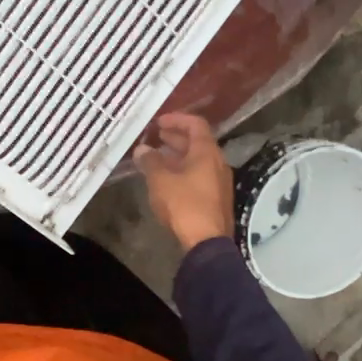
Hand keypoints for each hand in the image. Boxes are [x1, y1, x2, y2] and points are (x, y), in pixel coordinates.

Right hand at [133, 113, 233, 251]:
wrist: (207, 242)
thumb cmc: (184, 205)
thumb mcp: (161, 181)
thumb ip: (150, 162)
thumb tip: (142, 150)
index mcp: (207, 152)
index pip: (195, 124)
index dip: (177, 119)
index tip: (159, 122)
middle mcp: (217, 163)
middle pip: (197, 143)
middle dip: (175, 138)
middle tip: (155, 137)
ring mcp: (219, 182)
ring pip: (197, 161)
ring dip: (177, 156)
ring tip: (156, 158)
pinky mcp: (216, 199)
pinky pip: (198, 176)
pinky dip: (183, 172)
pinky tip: (167, 181)